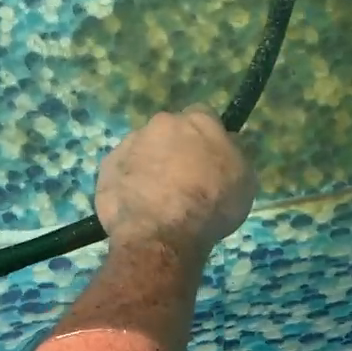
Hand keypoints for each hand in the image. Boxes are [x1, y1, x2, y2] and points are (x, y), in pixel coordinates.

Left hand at [95, 108, 255, 256]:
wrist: (162, 234)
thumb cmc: (212, 205)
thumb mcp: (245, 180)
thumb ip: (233, 155)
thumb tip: (225, 145)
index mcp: (197, 121)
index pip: (204, 115)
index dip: (207, 137)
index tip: (209, 158)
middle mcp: (161, 124)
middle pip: (170, 132)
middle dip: (175, 150)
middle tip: (184, 181)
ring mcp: (129, 144)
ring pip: (143, 150)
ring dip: (150, 166)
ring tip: (158, 200)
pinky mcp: (106, 167)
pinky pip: (122, 172)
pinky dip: (130, 185)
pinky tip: (138, 208)